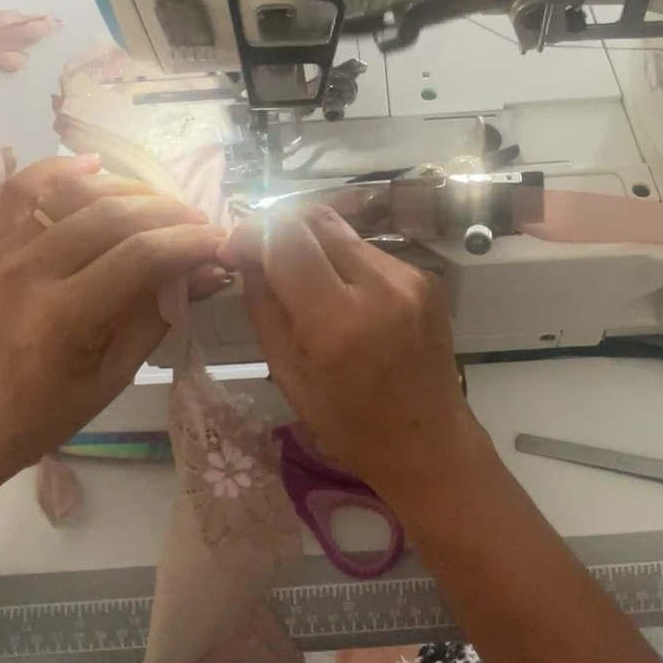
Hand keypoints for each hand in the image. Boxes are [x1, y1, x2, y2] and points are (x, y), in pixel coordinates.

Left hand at [0, 155, 224, 485]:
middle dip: (170, 213)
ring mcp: (6, 254)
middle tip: (203, 225)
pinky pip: (24, 190)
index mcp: (62, 318)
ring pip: (76, 194)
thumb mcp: (114, 376)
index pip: (141, 256)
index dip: (190, 242)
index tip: (222, 243)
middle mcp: (30, 273)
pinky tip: (97, 166)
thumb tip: (209, 271)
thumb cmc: (44, 415)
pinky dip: (61, 169)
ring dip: (132, 191)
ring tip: (166, 207)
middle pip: (113, 215)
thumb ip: (160, 315)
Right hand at [222, 205, 485, 502]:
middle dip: (277, 224)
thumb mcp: (288, 374)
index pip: (285, 238)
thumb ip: (263, 306)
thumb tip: (246, 255)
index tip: (232, 249)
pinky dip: (343, 261)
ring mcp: (410, 277)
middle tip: (257, 249)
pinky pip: (370, 252)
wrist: (430, 443)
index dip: (250, 232)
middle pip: (315, 218)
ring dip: (311, 243)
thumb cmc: (350, 425)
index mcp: (338, 322)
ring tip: (299, 276)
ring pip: (343, 231)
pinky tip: (339, 293)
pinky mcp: (427, 277)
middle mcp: (380, 287)